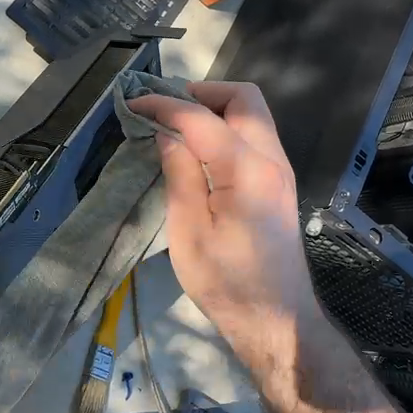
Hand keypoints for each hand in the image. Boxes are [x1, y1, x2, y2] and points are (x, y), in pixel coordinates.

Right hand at [127, 82, 318, 369]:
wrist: (275, 318)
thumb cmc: (225, 281)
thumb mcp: (188, 230)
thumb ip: (180, 174)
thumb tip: (166, 134)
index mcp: (247, 170)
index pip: (201, 118)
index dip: (164, 104)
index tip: (132, 102)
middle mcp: (271, 160)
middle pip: (243, 99)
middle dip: (200, 93)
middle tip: (162, 108)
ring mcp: (279, 171)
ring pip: (252, 115)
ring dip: (213, 109)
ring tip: (173, 125)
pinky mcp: (277, 184)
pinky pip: (253, 136)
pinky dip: (224, 128)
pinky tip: (196, 149)